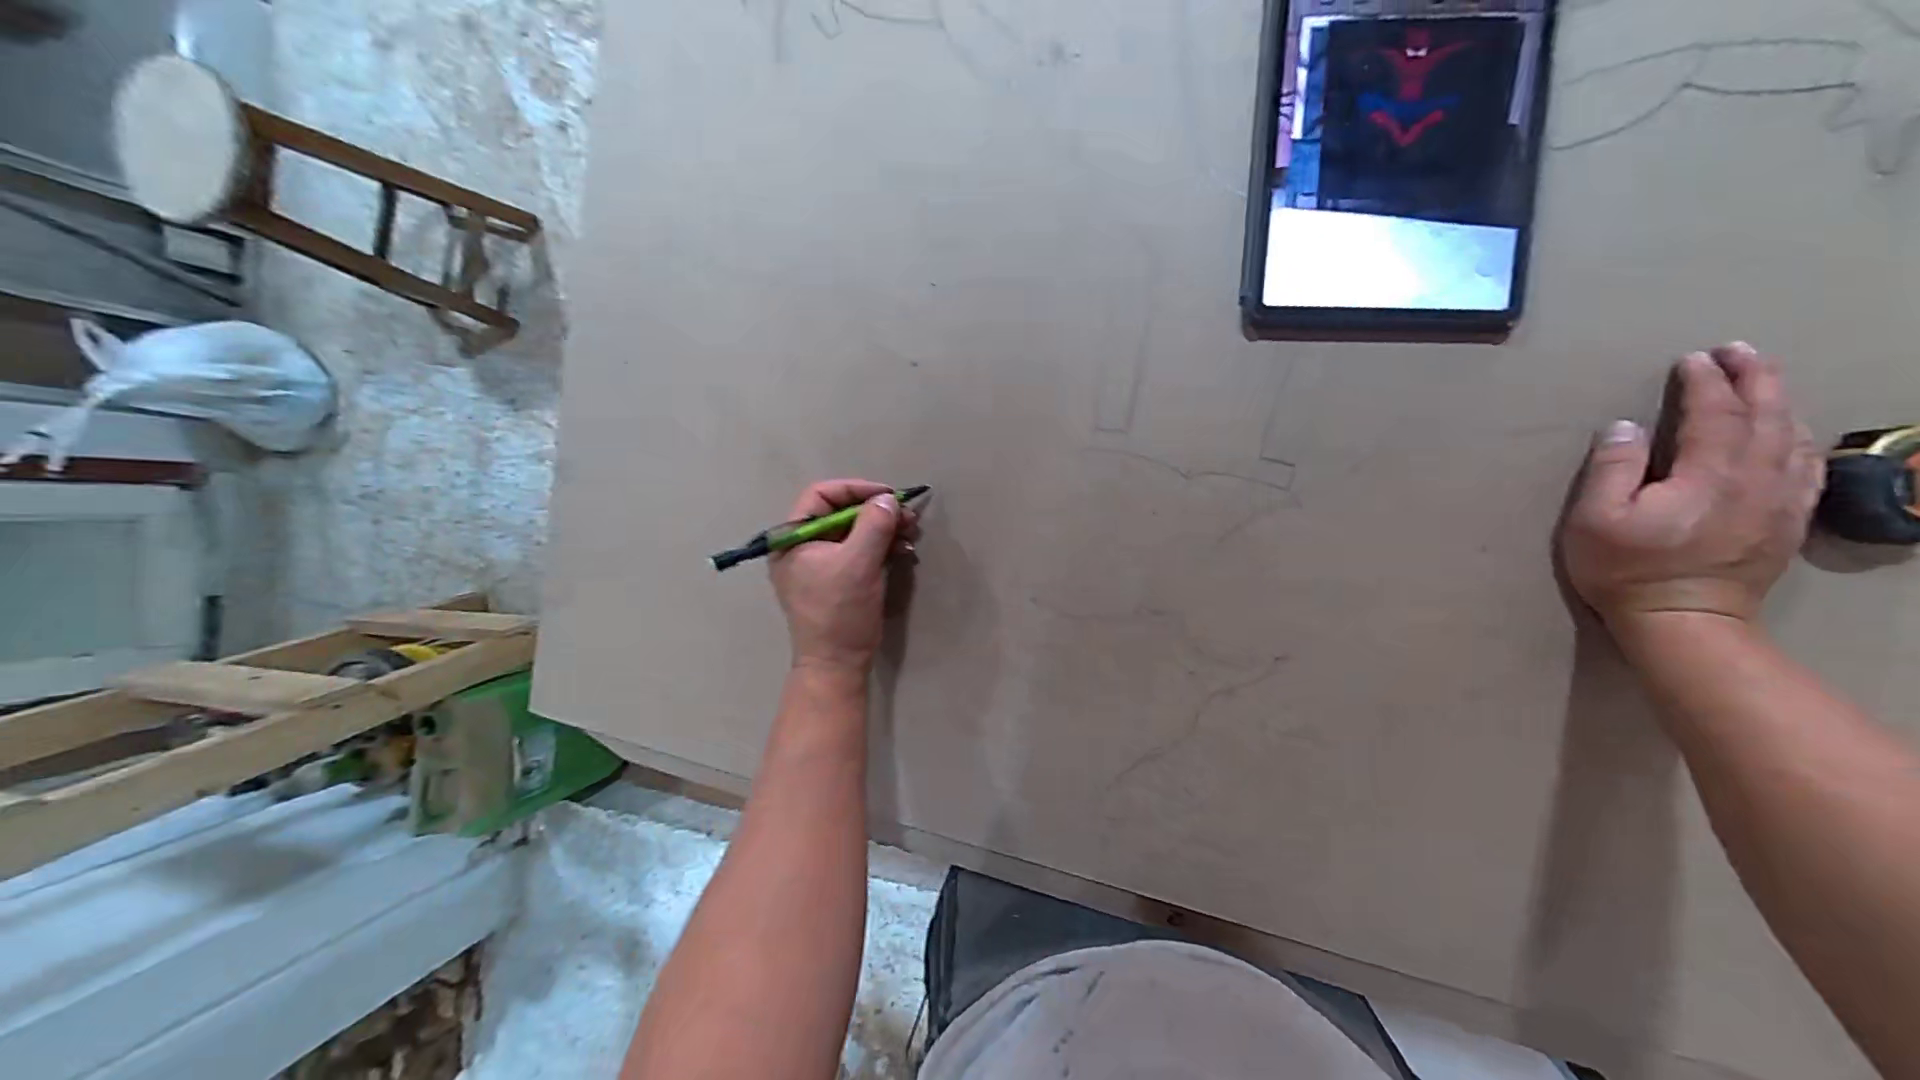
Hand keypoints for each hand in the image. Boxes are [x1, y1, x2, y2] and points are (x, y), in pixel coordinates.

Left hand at [769, 479, 917, 675]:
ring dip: (883, 528)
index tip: (889, 496)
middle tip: (908, 516)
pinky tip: (903, 550)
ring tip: (911, 533)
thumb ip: (874, 524)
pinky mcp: (836, 578)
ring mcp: (819, 563)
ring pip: (854, 531)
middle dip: (876, 511)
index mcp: (791, 537)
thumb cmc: (840, 612)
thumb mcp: (859, 563)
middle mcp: (801, 545)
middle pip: (840, 512)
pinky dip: (881, 547)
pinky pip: (858, 551)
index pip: (822, 495)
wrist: (837, 664)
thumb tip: (889, 499)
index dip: (857, 489)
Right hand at [1562, 343, 1822, 632]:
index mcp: (1708, 477)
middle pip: (1767, 415)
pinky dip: (1799, 436)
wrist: (1684, 620)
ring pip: (1794, 435)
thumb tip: (1625, 427)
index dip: (1704, 382)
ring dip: (1780, 401)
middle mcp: (1757, 480)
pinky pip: (1806, 465)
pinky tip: (1789, 430)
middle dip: (1754, 378)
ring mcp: (1781, 500)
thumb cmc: (1626, 570)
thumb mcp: (1595, 520)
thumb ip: (1612, 469)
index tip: (1691, 359)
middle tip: (1738, 350)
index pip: (1714, 414)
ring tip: (1763, 381)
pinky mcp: (1788, 519)